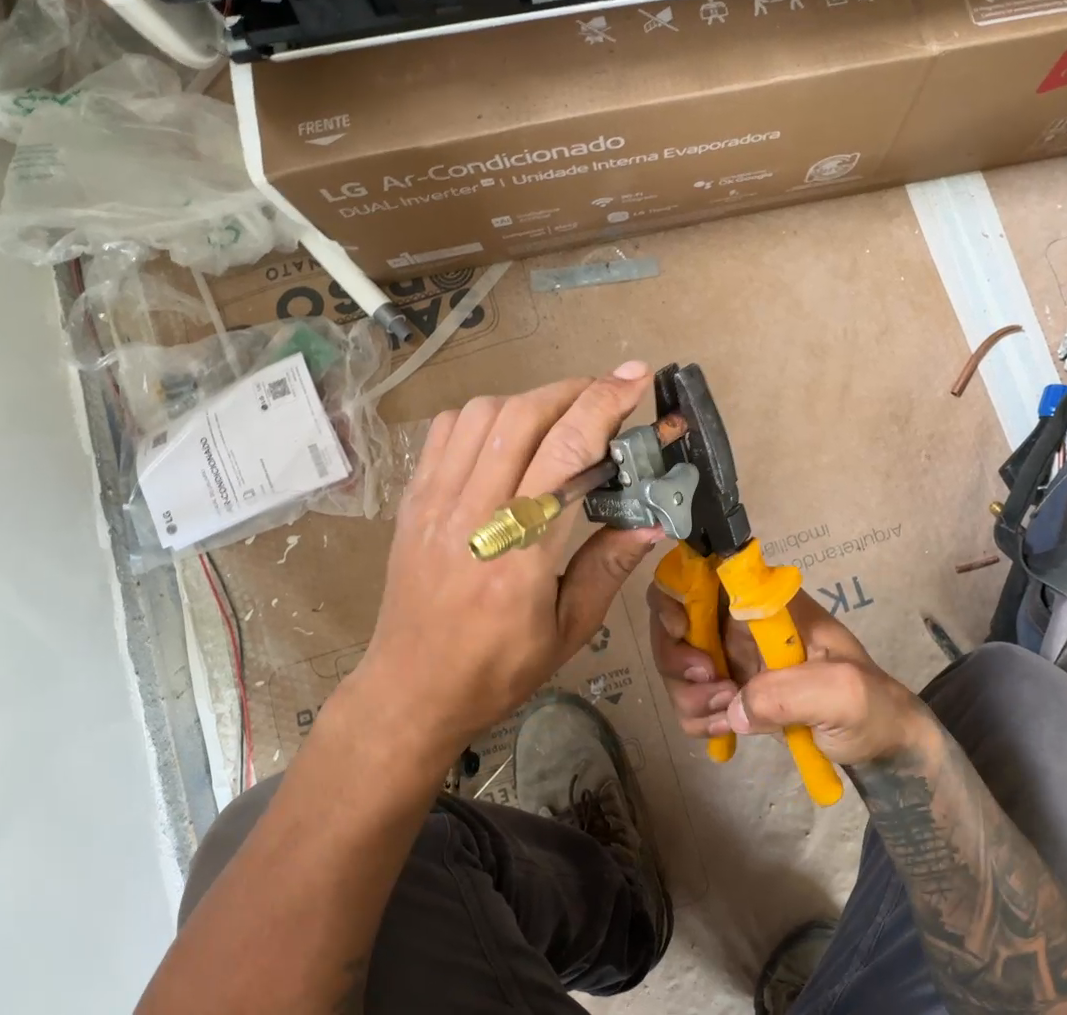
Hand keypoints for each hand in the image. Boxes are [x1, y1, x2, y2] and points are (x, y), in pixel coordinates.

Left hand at [356, 363, 664, 748]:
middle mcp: (472, 514)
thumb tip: (654, 519)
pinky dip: (486, 415)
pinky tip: (509, 435)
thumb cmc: (498, 669)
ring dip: (532, 400)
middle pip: (523, 417)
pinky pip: (447, 431)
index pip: (565, 452)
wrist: (412, 689)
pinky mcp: (413, 500)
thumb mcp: (569, 630)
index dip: (604, 404)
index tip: (638, 377)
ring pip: (483, 414)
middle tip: (610, 395)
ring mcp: (434, 501)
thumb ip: (608, 567)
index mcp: (519, 551)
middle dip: (575, 390)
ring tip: (564, 416)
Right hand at [647, 586, 929, 765]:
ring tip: (731, 717)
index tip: (682, 634)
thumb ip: (789, 692)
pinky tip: (729, 728)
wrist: (879, 745)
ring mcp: (731, 652)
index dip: (677, 595)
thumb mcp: (844, 693)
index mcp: (771, 600)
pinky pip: (687, 696)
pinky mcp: (728, 686)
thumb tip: (733, 705)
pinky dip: (698, 716)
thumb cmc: (871, 707)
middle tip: (714, 687)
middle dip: (678, 658)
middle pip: (674, 618)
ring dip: (690, 696)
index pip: (705, 571)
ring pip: (675, 662)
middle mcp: (743, 618)